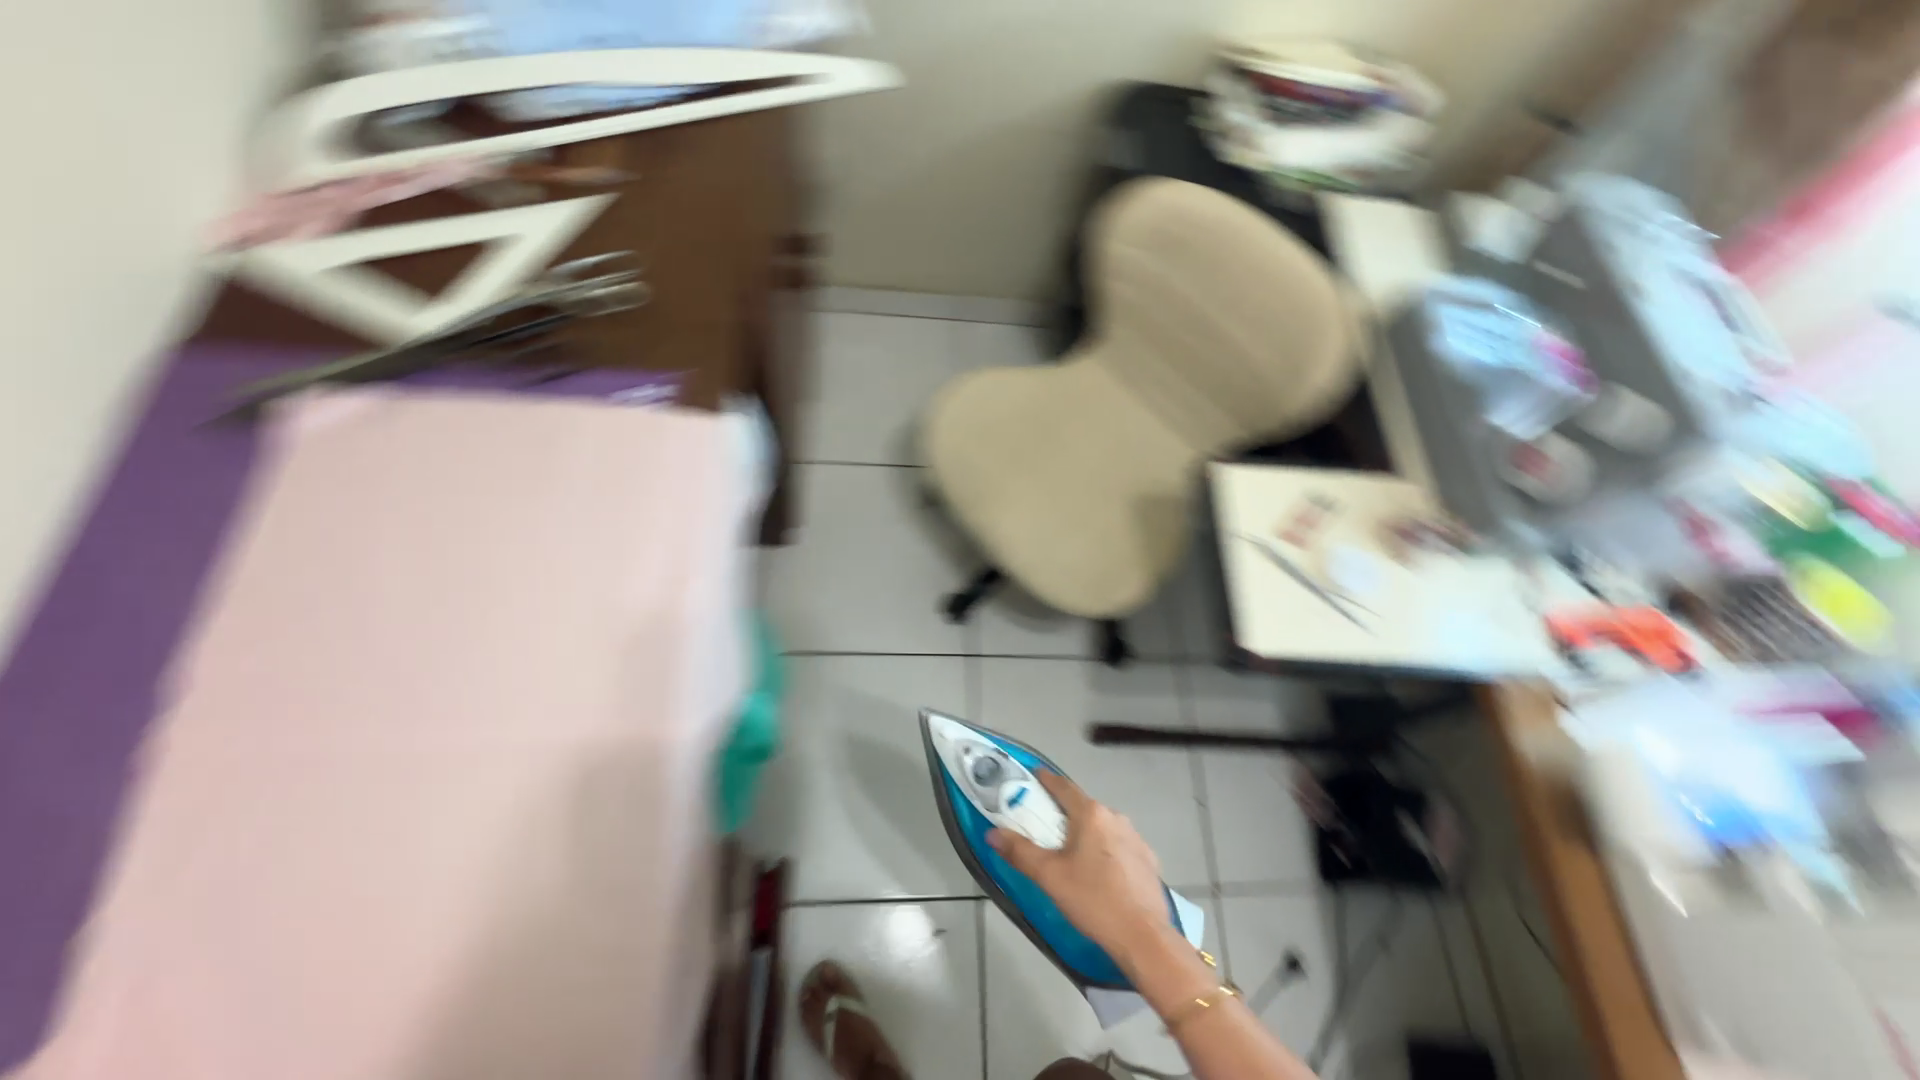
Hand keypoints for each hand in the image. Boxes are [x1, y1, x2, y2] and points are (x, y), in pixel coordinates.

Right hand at [988, 771, 1172, 964]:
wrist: (1143, 936)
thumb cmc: (1093, 899)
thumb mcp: (1049, 876)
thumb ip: (1019, 851)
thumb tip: (993, 833)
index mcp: (1091, 815)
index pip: (1064, 787)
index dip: (1046, 781)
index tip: (1033, 777)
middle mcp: (1116, 818)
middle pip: (1083, 808)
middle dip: (1063, 814)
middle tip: (1044, 828)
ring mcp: (1136, 839)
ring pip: (1103, 828)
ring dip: (1086, 834)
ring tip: (1071, 856)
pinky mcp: (1148, 860)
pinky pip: (1119, 847)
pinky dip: (1105, 852)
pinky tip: (1099, 875)